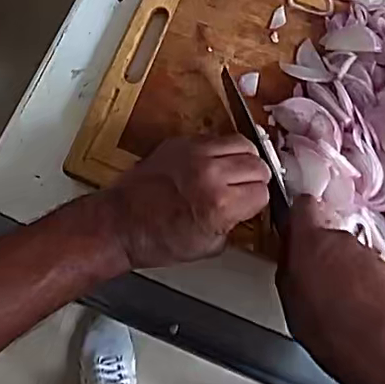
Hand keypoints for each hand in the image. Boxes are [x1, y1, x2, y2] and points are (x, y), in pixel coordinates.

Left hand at [97, 136, 268, 269]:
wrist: (121, 222)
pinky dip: (221, 150)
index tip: (249, 205)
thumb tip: (247, 207)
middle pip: (257, 164)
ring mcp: (194, 153)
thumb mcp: (209, 245)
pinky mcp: (181, 141)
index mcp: (220, 204)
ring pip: (242, 143)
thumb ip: (235, 222)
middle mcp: (210, 173)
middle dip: (255, 179)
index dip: (258, 202)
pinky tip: (213, 164)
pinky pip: (216, 137)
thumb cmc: (157, 239)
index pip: (263, 192)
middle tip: (244, 189)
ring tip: (234, 172)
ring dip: (243, 159)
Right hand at [276, 196, 384, 383]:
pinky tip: (359, 316)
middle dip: (319, 254)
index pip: (302, 206)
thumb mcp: (293, 307)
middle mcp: (343, 241)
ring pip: (348, 255)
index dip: (296, 216)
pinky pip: (368, 272)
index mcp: (312, 242)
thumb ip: (288, 270)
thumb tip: (289, 258)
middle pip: (326, 235)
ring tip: (338, 307)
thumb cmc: (339, 338)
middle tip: (312, 283)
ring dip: (342, 273)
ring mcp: (370, 255)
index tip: (292, 229)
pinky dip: (363, 288)